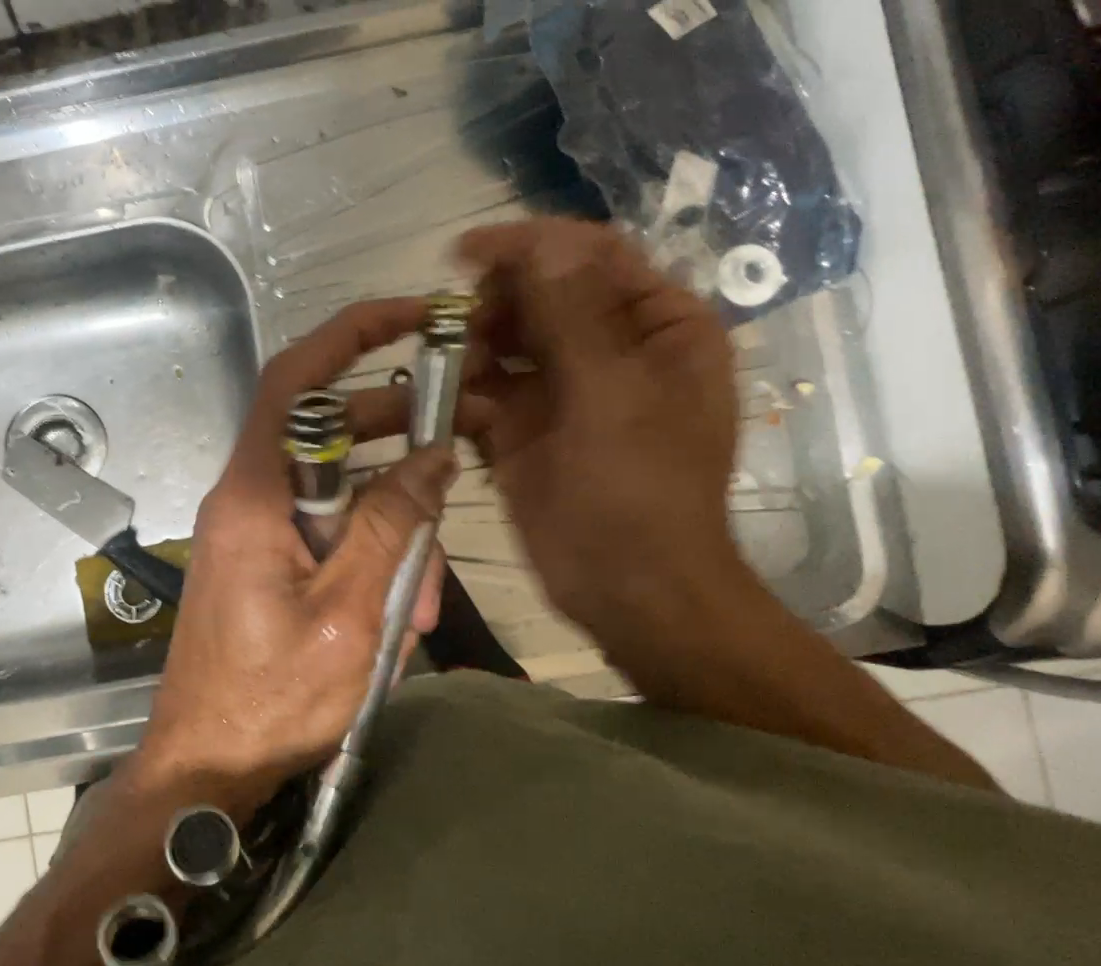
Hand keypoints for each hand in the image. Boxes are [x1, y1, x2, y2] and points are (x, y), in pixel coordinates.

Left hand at [122, 299, 459, 819]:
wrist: (206, 767)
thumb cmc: (272, 700)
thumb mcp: (349, 613)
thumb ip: (393, 527)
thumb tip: (436, 455)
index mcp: (252, 498)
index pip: (294, 381)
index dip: (351, 334)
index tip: (413, 315)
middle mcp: (245, 502)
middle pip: (327, 437)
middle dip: (397, 452)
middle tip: (459, 459)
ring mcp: (253, 537)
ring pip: (337, 497)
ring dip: (389, 533)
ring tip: (421, 599)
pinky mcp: (264, 569)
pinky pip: (325, 540)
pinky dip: (366, 565)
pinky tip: (396, 616)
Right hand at [456, 219, 758, 654]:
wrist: (628, 589)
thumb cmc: (640, 491)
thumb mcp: (614, 394)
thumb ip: (573, 315)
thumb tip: (541, 242)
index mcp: (658, 327)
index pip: (592, 257)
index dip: (532, 246)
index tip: (465, 252)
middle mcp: (610, 350)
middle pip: (542, 296)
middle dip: (495, 303)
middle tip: (453, 324)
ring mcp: (562, 393)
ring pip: (505, 343)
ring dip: (471, 346)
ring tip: (445, 364)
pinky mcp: (521, 432)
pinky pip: (484, 393)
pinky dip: (460, 391)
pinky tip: (441, 399)